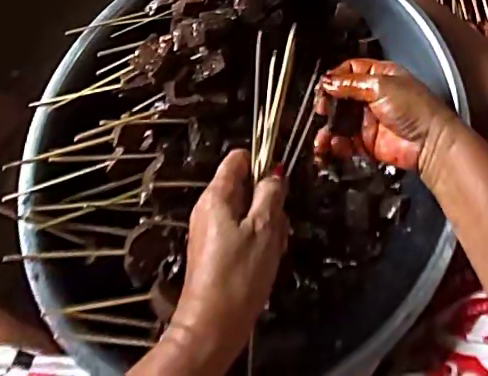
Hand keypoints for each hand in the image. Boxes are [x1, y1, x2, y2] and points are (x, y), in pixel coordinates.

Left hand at [165, 149, 286, 367]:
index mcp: (216, 194)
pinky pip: (239, 234)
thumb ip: (271, 195)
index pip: (238, 158)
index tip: (279, 184)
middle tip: (279, 227)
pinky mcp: (214, 252)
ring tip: (273, 249)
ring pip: (245, 212)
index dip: (261, 163)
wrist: (210, 329)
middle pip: (244, 187)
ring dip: (265, 226)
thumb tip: (274, 173)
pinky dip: (256, 242)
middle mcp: (208, 207)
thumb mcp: (263, 230)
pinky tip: (264, 263)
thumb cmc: (238, 275)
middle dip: (267, 202)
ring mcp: (210, 230)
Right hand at [316, 59, 459, 174]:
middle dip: (328, 104)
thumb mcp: (381, 86)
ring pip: (341, 121)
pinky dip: (336, 145)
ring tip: (322, 136)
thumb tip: (327, 82)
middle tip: (320, 110)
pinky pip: (346, 142)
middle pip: (341, 96)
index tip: (324, 87)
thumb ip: (351, 84)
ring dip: (328, 128)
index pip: (349, 70)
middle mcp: (373, 96)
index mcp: (379, 75)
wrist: (432, 145)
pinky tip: (330, 146)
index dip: (335, 78)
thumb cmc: (416, 109)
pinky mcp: (368, 143)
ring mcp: (370, 120)